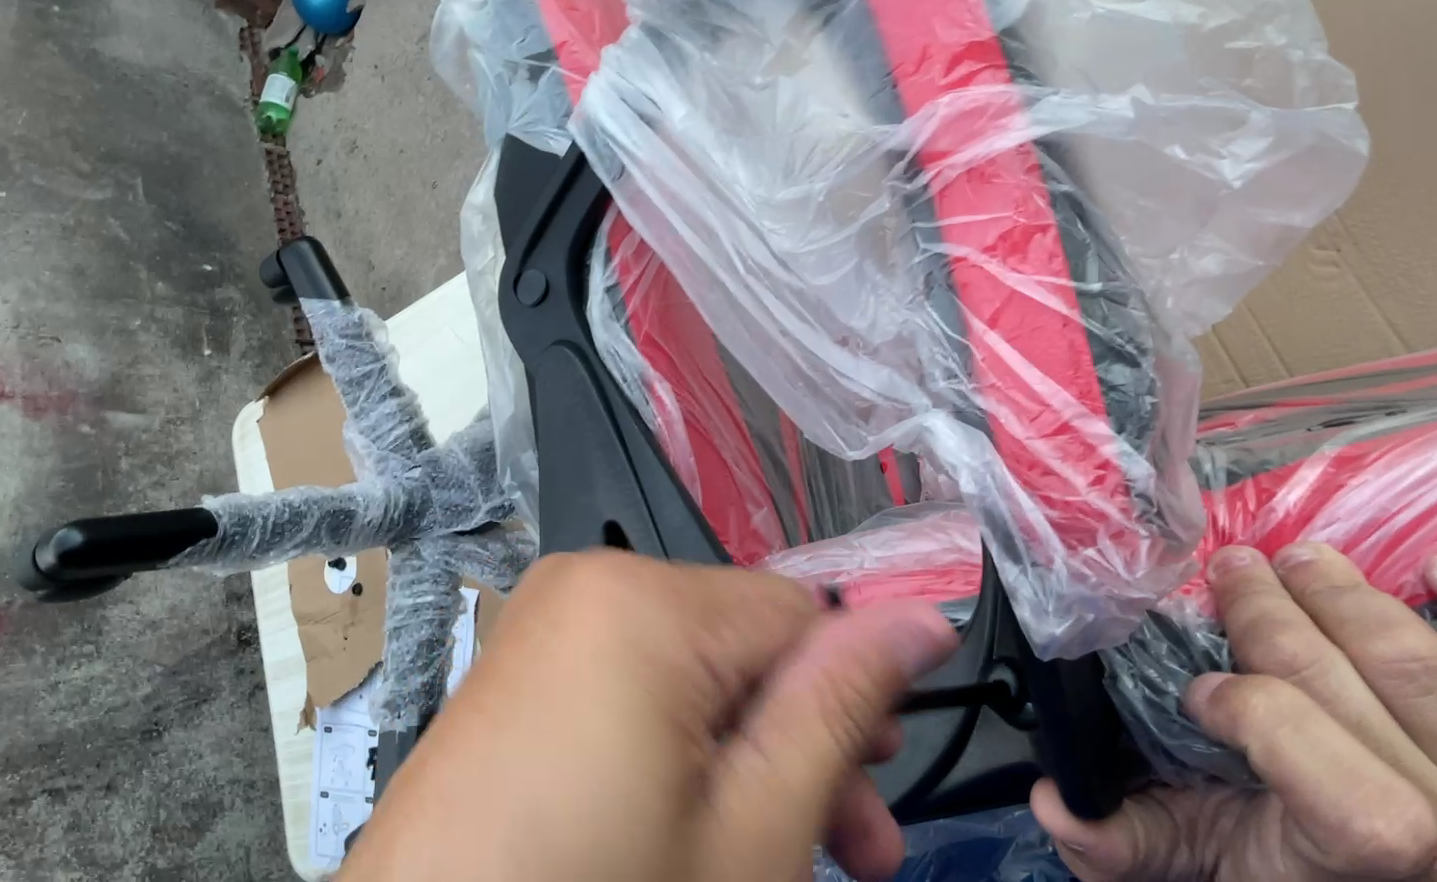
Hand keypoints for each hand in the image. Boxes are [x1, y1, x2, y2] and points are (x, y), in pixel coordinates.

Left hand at [341, 549, 959, 881]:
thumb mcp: (751, 826)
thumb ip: (840, 704)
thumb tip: (920, 619)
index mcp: (642, 599)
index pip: (802, 609)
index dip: (851, 697)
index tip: (874, 791)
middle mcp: (585, 584)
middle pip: (743, 641)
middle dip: (800, 737)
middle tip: (845, 845)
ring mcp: (541, 625)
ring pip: (691, 668)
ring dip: (745, 752)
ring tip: (774, 852)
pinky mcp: (516, 670)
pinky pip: (629, 683)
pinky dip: (674, 744)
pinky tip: (686, 824)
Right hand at [1032, 543, 1436, 880]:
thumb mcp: (1235, 880)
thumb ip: (1143, 847)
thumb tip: (1052, 805)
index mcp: (1374, 869)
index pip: (1303, 759)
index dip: (1247, 709)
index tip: (1205, 692)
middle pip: (1351, 688)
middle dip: (1269, 613)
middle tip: (1231, 570)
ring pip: (1430, 669)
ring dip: (1349, 595)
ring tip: (1300, 560)